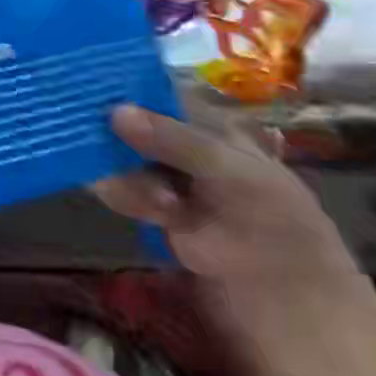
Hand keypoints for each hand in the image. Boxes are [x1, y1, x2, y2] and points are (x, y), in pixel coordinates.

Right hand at [92, 104, 358, 285]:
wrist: (286, 297)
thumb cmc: (272, 220)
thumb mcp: (232, 172)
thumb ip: (174, 140)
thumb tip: (114, 110)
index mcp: (209, 126)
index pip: (161, 92)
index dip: (127, 83)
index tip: (90, 78)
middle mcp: (181, 145)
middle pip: (131, 122)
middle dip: (111, 127)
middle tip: (89, 129)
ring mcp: (165, 176)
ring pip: (121, 155)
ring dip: (121, 169)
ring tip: (154, 199)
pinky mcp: (150, 206)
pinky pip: (120, 186)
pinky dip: (117, 191)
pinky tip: (136, 205)